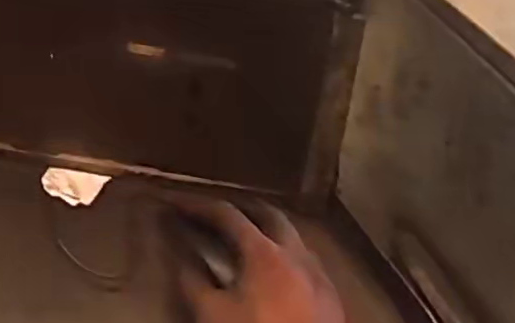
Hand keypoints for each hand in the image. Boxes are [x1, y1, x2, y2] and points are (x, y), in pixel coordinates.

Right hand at [173, 197, 344, 322]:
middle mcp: (297, 257)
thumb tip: (185, 258)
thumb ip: (194, 281)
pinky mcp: (336, 310)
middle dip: (243, 209)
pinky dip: (289, 260)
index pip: (227, 214)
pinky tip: (279, 280)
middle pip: (270, 215)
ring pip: (294, 241)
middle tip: (220, 215)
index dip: (199, 205)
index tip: (178, 204)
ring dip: (270, 233)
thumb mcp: (213, 316)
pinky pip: (311, 269)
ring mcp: (322, 283)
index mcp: (264, 253)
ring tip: (248, 243)